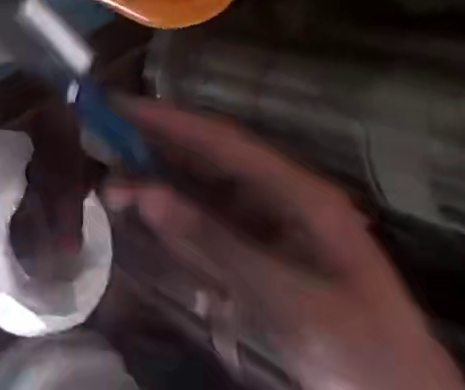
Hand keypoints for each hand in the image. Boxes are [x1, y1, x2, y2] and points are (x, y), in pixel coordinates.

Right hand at [102, 98, 464, 389]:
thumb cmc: (366, 359)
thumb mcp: (292, 303)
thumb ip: (214, 243)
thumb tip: (143, 191)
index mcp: (300, 195)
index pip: (222, 141)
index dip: (168, 120)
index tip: (116, 105)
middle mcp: (281, 202)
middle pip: (207, 161)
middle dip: (154, 151)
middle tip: (98, 141)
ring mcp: (271, 232)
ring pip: (201, 194)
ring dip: (157, 188)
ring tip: (109, 188)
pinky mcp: (260, 262)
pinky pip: (207, 230)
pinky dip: (173, 223)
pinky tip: (142, 218)